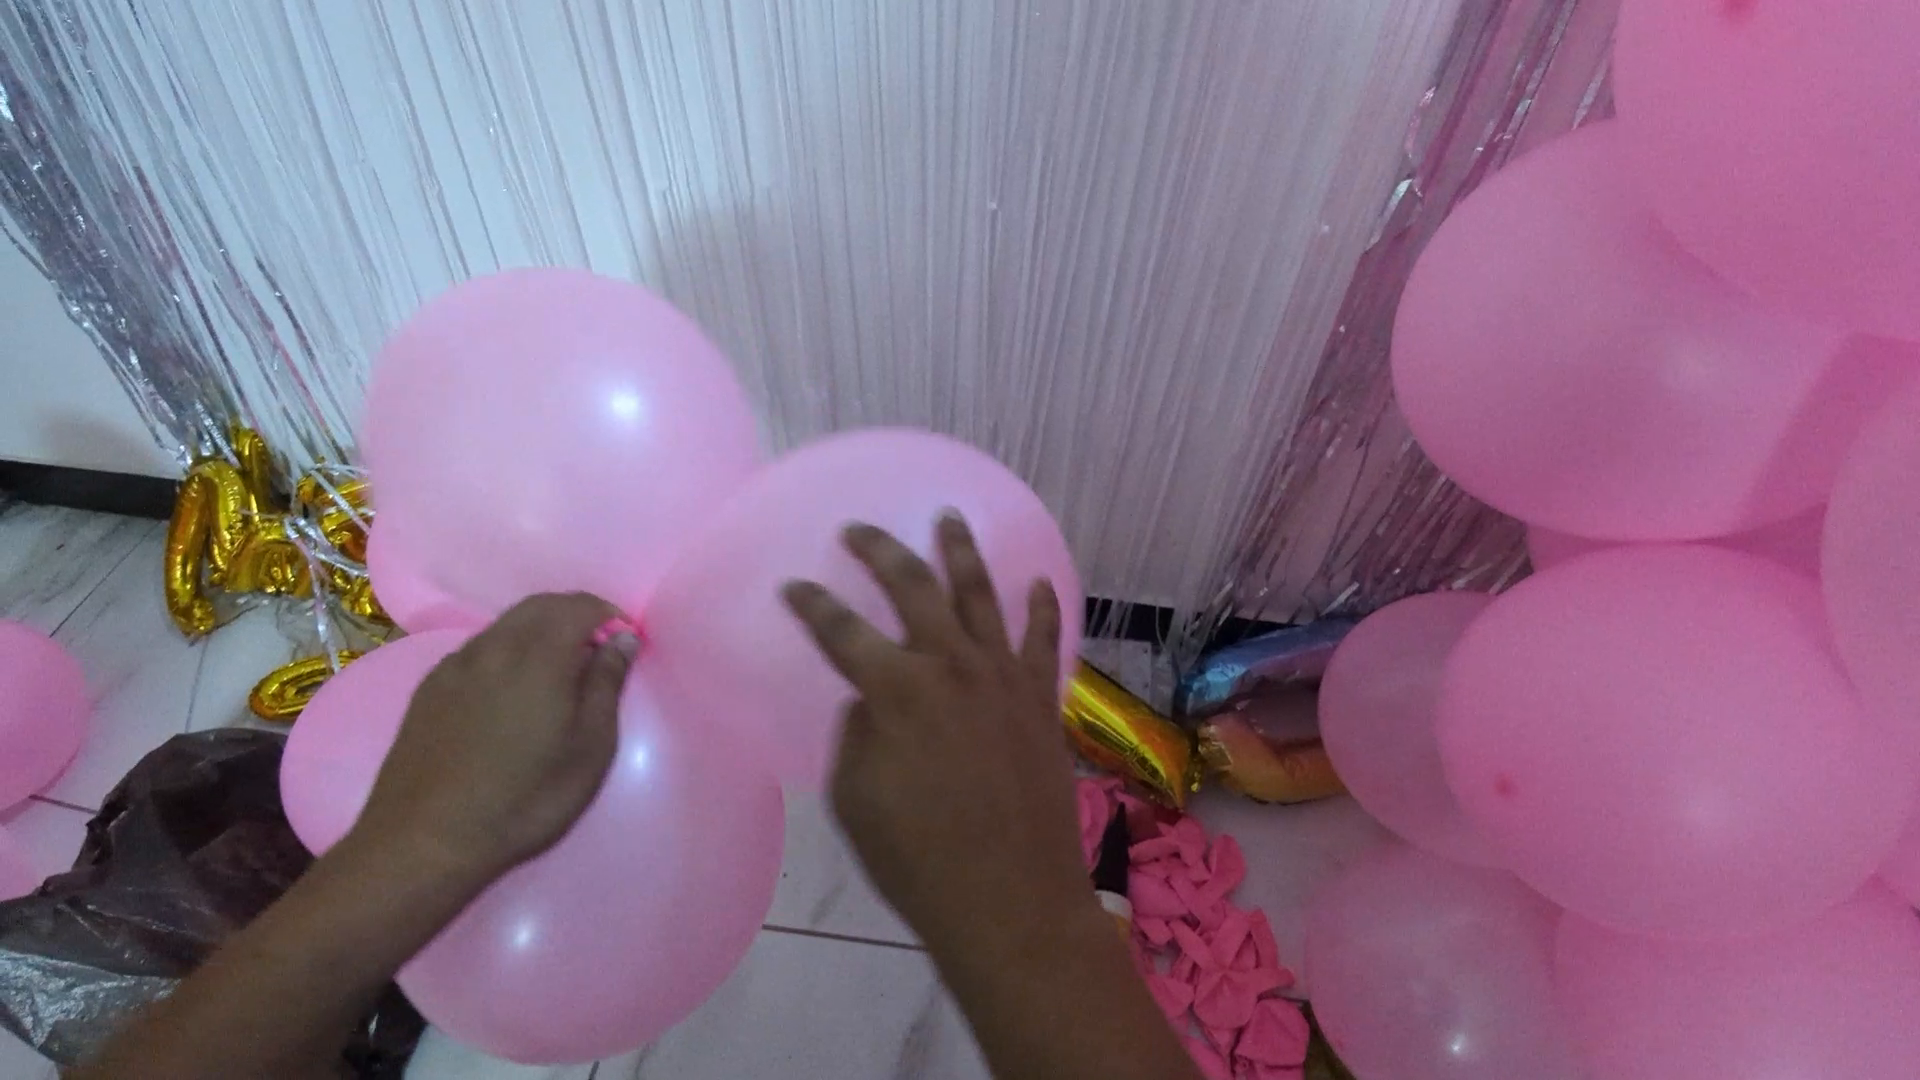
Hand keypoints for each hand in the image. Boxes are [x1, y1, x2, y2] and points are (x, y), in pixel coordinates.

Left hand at [347, 592, 640, 889]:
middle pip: (540, 605)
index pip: (579, 606)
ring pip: (507, 624)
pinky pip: (479, 648)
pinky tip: (513, 688)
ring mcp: (456, 665)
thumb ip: (607, 684)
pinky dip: (509, 649)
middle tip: (598, 647)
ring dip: (541, 629)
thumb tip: (621, 638)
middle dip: (575, 613)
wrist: (425, 842)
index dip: (608, 613)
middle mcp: (495, 647)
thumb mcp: (590, 747)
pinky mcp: (430, 688)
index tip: (625, 639)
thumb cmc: (525, 797)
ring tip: (559, 668)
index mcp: (539, 657)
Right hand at [782, 514, 1089, 953]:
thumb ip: (858, 734)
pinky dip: (1041, 608)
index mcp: (897, 690)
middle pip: (913, 588)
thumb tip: (871, 700)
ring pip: (980, 595)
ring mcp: (1003, 676)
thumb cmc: (919, 859)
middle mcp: (951, 666)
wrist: (1010, 898)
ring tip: (949, 519)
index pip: (842, 631)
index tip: (794, 587)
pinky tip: (1037, 582)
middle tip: (861, 530)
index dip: (813, 605)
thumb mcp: (856, 800)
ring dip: (961, 553)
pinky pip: (1042, 639)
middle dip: (881, 551)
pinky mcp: (1040, 698)